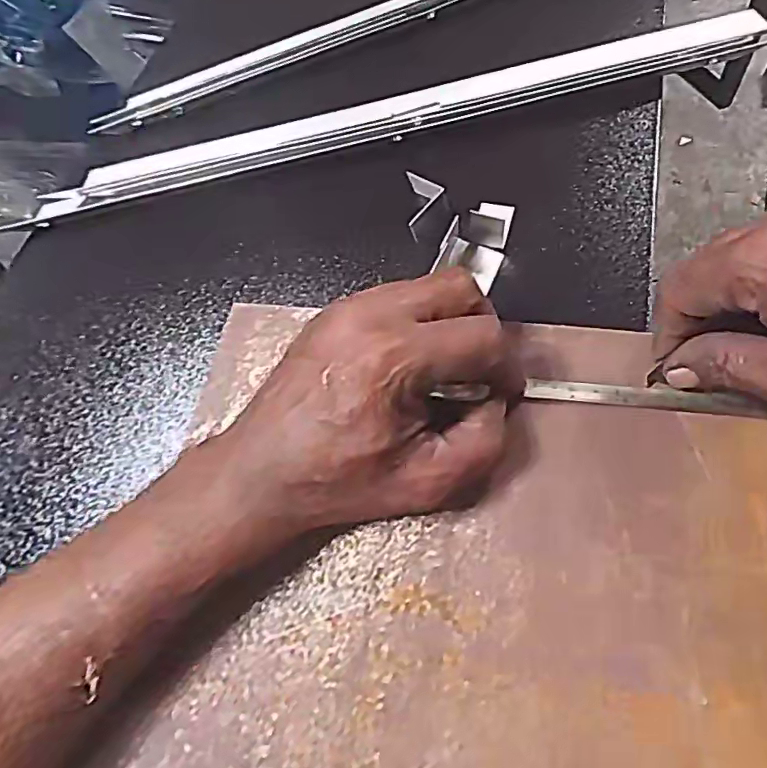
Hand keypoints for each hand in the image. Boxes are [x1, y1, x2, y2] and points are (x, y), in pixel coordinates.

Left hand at [193, 269, 521, 531]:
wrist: (260, 475)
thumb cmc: (336, 481)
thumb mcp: (429, 481)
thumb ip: (486, 439)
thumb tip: (496, 400)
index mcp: (393, 358)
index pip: (484, 336)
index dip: (507, 367)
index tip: (501, 391)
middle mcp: (371, 317)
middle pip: (464, 288)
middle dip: (484, 328)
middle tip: (478, 368)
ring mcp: (350, 307)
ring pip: (434, 285)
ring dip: (454, 322)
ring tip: (443, 367)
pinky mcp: (338, 310)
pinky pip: (403, 296)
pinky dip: (423, 322)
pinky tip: (411, 363)